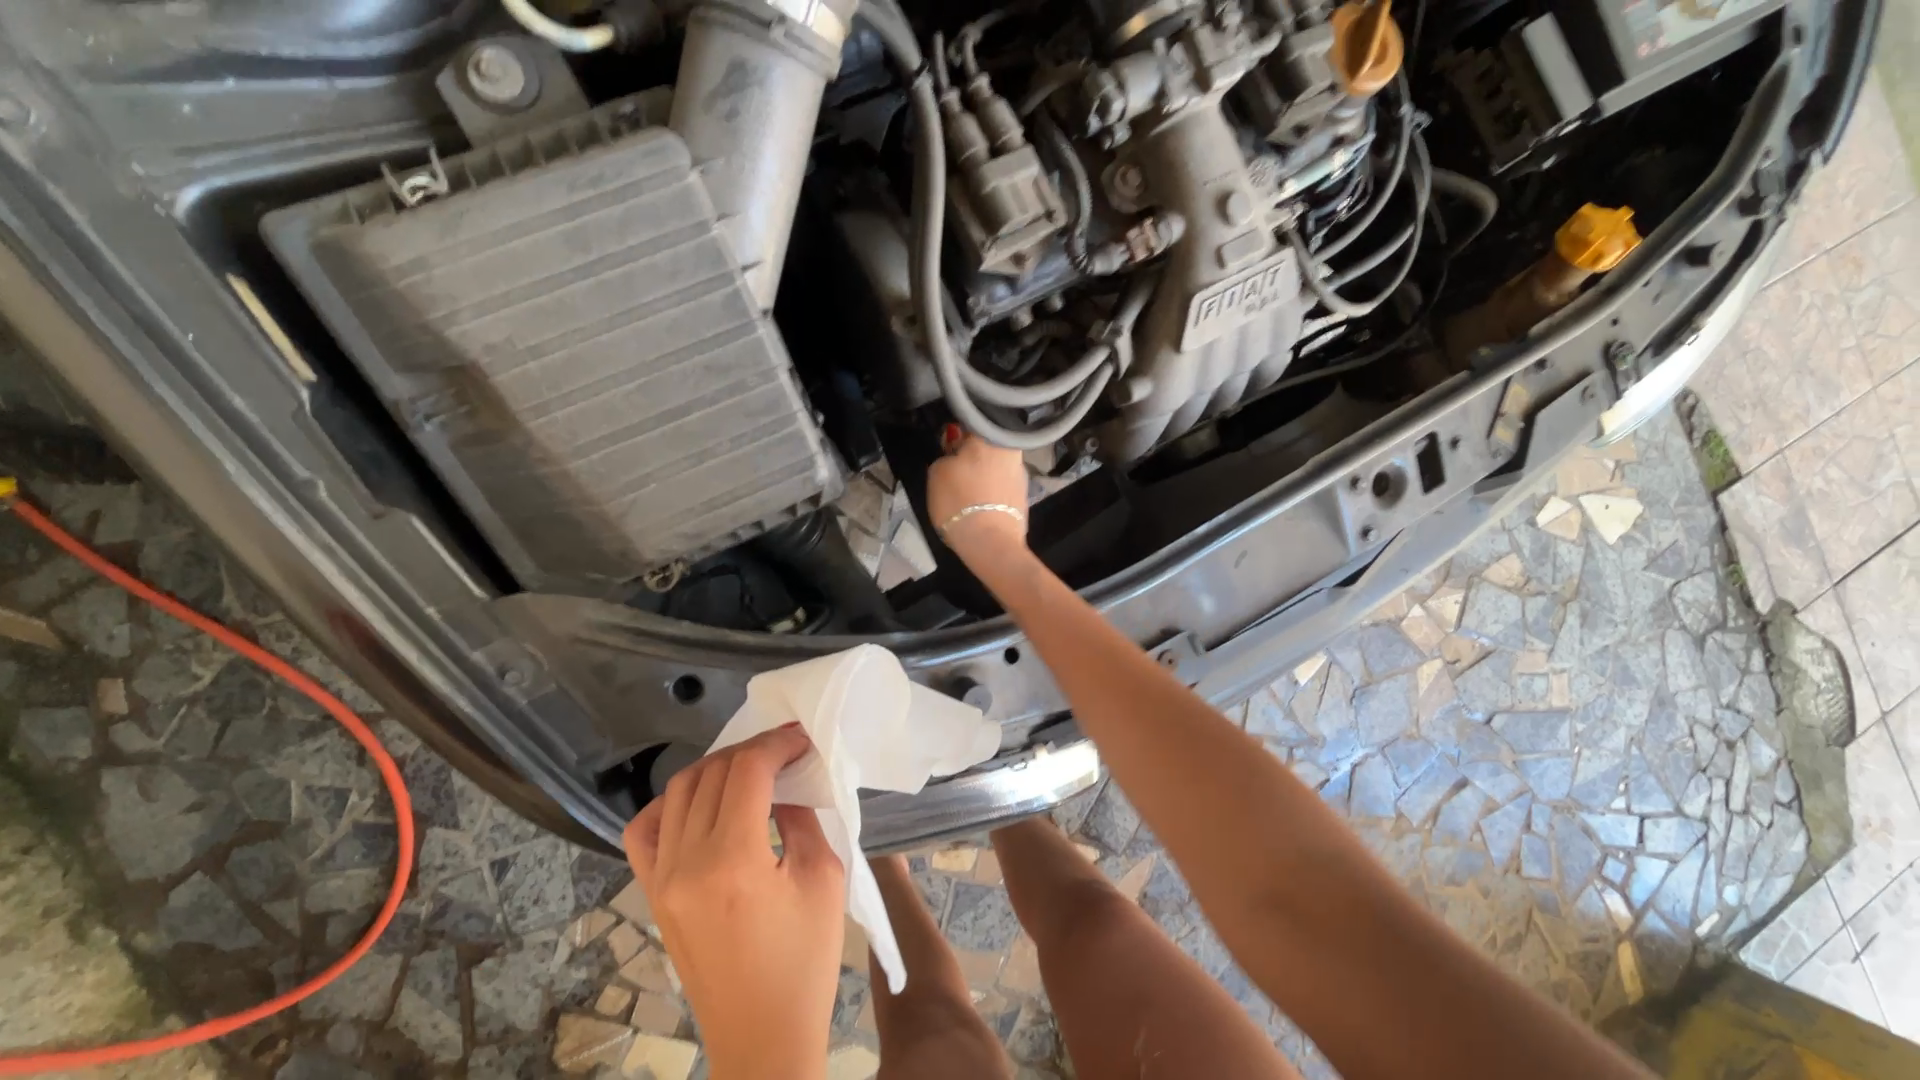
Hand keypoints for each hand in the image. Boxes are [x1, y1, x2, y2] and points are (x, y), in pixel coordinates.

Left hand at [623, 726, 844, 1079]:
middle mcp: (686, 862)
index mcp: (734, 860)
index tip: (801, 738)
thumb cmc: (805, 964)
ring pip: (678, 793)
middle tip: (785, 751)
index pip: (747, 772)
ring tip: (750, 772)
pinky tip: (699, 803)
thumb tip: (786, 787)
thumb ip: (802, 821)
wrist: (763, 1036)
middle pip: (712, 775)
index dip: (776, 744)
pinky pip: (643, 831)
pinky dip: (670, 804)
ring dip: (716, 769)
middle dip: (751, 751)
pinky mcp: (652, 895)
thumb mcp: (822, 880)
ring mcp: (660, 879)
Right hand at [927, 426, 1029, 566]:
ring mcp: (1021, 474)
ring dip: (984, 471)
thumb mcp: (936, 472)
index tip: (948, 444)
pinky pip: (1003, 484)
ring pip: (997, 465)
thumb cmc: (959, 500)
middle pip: (988, 444)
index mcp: (992, 436)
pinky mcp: (1024, 496)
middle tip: (957, 468)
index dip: (957, 432)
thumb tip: (954, 452)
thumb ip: (946, 454)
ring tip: (968, 489)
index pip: (972, 423)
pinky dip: (993, 489)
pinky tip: (981, 502)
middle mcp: (1012, 449)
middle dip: (974, 453)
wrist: (989, 542)